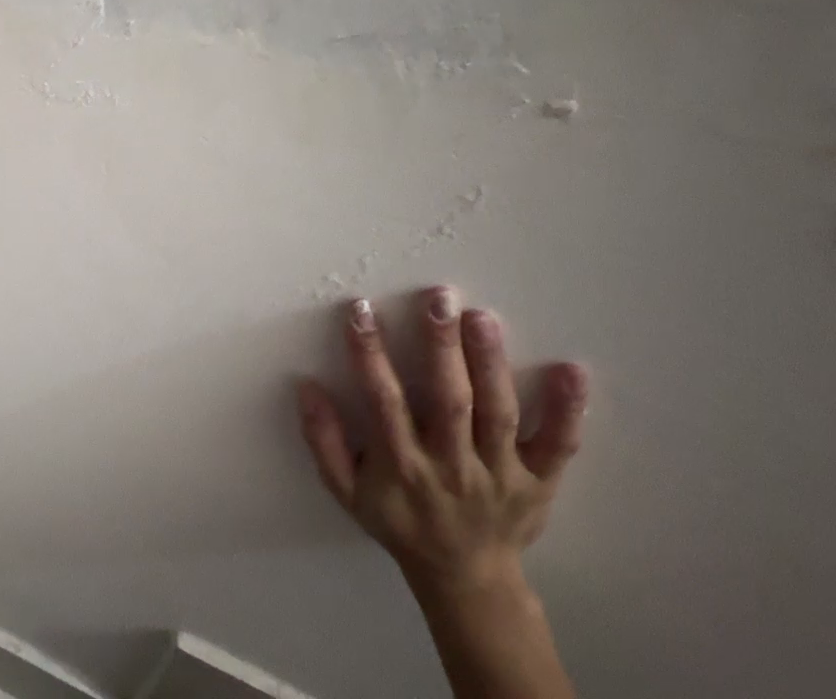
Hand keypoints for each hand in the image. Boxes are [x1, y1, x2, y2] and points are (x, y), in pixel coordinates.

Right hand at [297, 288, 586, 698]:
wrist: (464, 576)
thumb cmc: (397, 523)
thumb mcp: (345, 490)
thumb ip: (324, 439)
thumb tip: (306, 387)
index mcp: (402, 466)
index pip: (382, 401)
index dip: (369, 354)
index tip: (360, 311)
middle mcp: (451, 466)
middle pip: (449, 400)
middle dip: (441, 348)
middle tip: (438, 299)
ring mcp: (500, 474)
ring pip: (498, 413)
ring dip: (490, 364)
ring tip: (482, 317)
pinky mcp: (540, 481)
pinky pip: (558, 443)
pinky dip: (567, 409)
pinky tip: (569, 369)